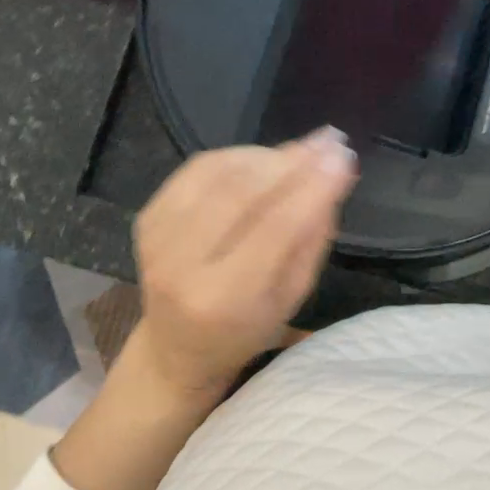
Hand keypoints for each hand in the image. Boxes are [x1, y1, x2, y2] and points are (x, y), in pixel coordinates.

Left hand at [130, 127, 358, 394]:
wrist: (176, 348)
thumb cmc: (245, 329)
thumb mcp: (292, 298)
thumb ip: (313, 238)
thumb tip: (336, 173)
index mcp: (223, 299)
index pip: (275, 229)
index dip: (311, 187)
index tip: (343, 156)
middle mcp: (181, 266)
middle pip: (241, 194)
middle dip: (291, 162)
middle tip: (329, 141)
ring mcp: (156, 238)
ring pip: (216, 174)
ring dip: (266, 155)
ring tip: (302, 150)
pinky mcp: (146, 217)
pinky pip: (195, 170)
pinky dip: (236, 156)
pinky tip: (263, 158)